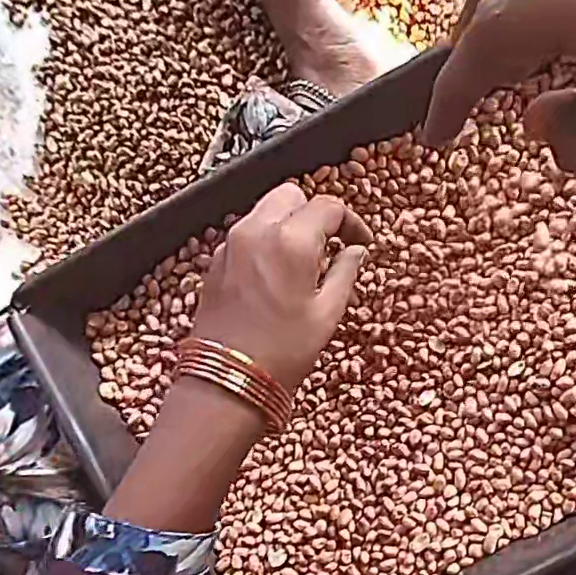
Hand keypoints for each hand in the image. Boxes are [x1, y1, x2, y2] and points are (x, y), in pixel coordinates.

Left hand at [192, 184, 368, 390]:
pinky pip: (246, 234)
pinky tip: (278, 274)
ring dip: (289, 225)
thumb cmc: (281, 352)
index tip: (360, 243)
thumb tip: (356, 252)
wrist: (227, 378)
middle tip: (331, 245)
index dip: (351, 222)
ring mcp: (230, 244)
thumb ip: (345, 273)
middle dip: (314, 214)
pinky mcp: (215, 262)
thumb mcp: (327, 314)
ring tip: (306, 263)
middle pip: (292, 196)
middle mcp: (256, 231)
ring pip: (265, 211)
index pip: (328, 207)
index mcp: (291, 240)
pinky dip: (266, 241)